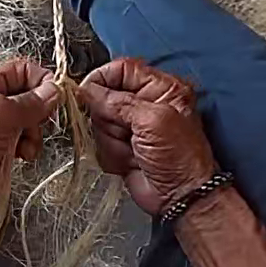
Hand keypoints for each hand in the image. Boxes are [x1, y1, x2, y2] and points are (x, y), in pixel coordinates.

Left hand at [0, 59, 60, 215]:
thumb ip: (30, 101)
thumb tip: (53, 90)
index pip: (21, 70)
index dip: (41, 79)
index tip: (56, 93)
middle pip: (29, 96)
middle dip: (39, 110)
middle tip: (40, 120)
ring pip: (31, 121)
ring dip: (34, 133)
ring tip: (26, 143)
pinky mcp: (2, 149)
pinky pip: (26, 142)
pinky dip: (29, 148)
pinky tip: (22, 154)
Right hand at [77, 58, 218, 215]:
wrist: (180, 197)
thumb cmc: (179, 157)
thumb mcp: (152, 121)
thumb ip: (118, 102)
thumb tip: (85, 90)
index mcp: (159, 88)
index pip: (120, 69)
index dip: (100, 79)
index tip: (87, 94)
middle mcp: (143, 103)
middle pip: (102, 98)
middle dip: (109, 119)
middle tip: (128, 133)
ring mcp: (130, 126)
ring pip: (98, 123)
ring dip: (112, 140)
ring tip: (133, 151)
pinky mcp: (119, 146)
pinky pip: (98, 144)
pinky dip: (111, 154)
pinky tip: (130, 161)